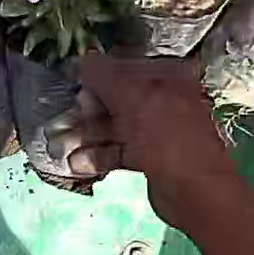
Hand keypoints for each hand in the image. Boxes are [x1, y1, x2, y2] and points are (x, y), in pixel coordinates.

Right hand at [71, 51, 253, 232]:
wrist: (195, 193)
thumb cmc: (168, 138)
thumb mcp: (135, 99)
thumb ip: (106, 76)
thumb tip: (82, 61)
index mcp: (168, 77)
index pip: (125, 64)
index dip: (96, 73)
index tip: (70, 81)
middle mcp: (163, 100)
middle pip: (117, 97)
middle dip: (87, 108)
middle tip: (59, 116)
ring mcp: (156, 131)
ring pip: (115, 126)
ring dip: (87, 134)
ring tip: (59, 143)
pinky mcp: (148, 159)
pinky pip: (118, 151)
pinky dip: (97, 156)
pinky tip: (75, 162)